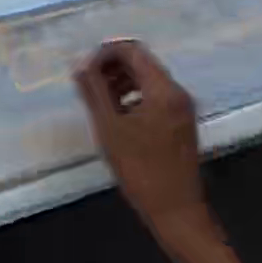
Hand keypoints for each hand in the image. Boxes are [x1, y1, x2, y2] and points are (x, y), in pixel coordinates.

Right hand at [75, 39, 214, 240]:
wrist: (176, 212)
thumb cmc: (140, 169)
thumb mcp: (109, 126)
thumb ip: (93, 90)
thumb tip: (79, 64)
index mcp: (163, 89)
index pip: (132, 50)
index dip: (104, 53)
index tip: (84, 70)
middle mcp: (177, 92)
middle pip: (141, 61)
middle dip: (111, 66)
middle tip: (87, 83)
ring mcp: (182, 107)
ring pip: (147, 77)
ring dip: (121, 80)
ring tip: (98, 98)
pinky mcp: (181, 122)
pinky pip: (154, 94)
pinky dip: (133, 94)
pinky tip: (117, 114)